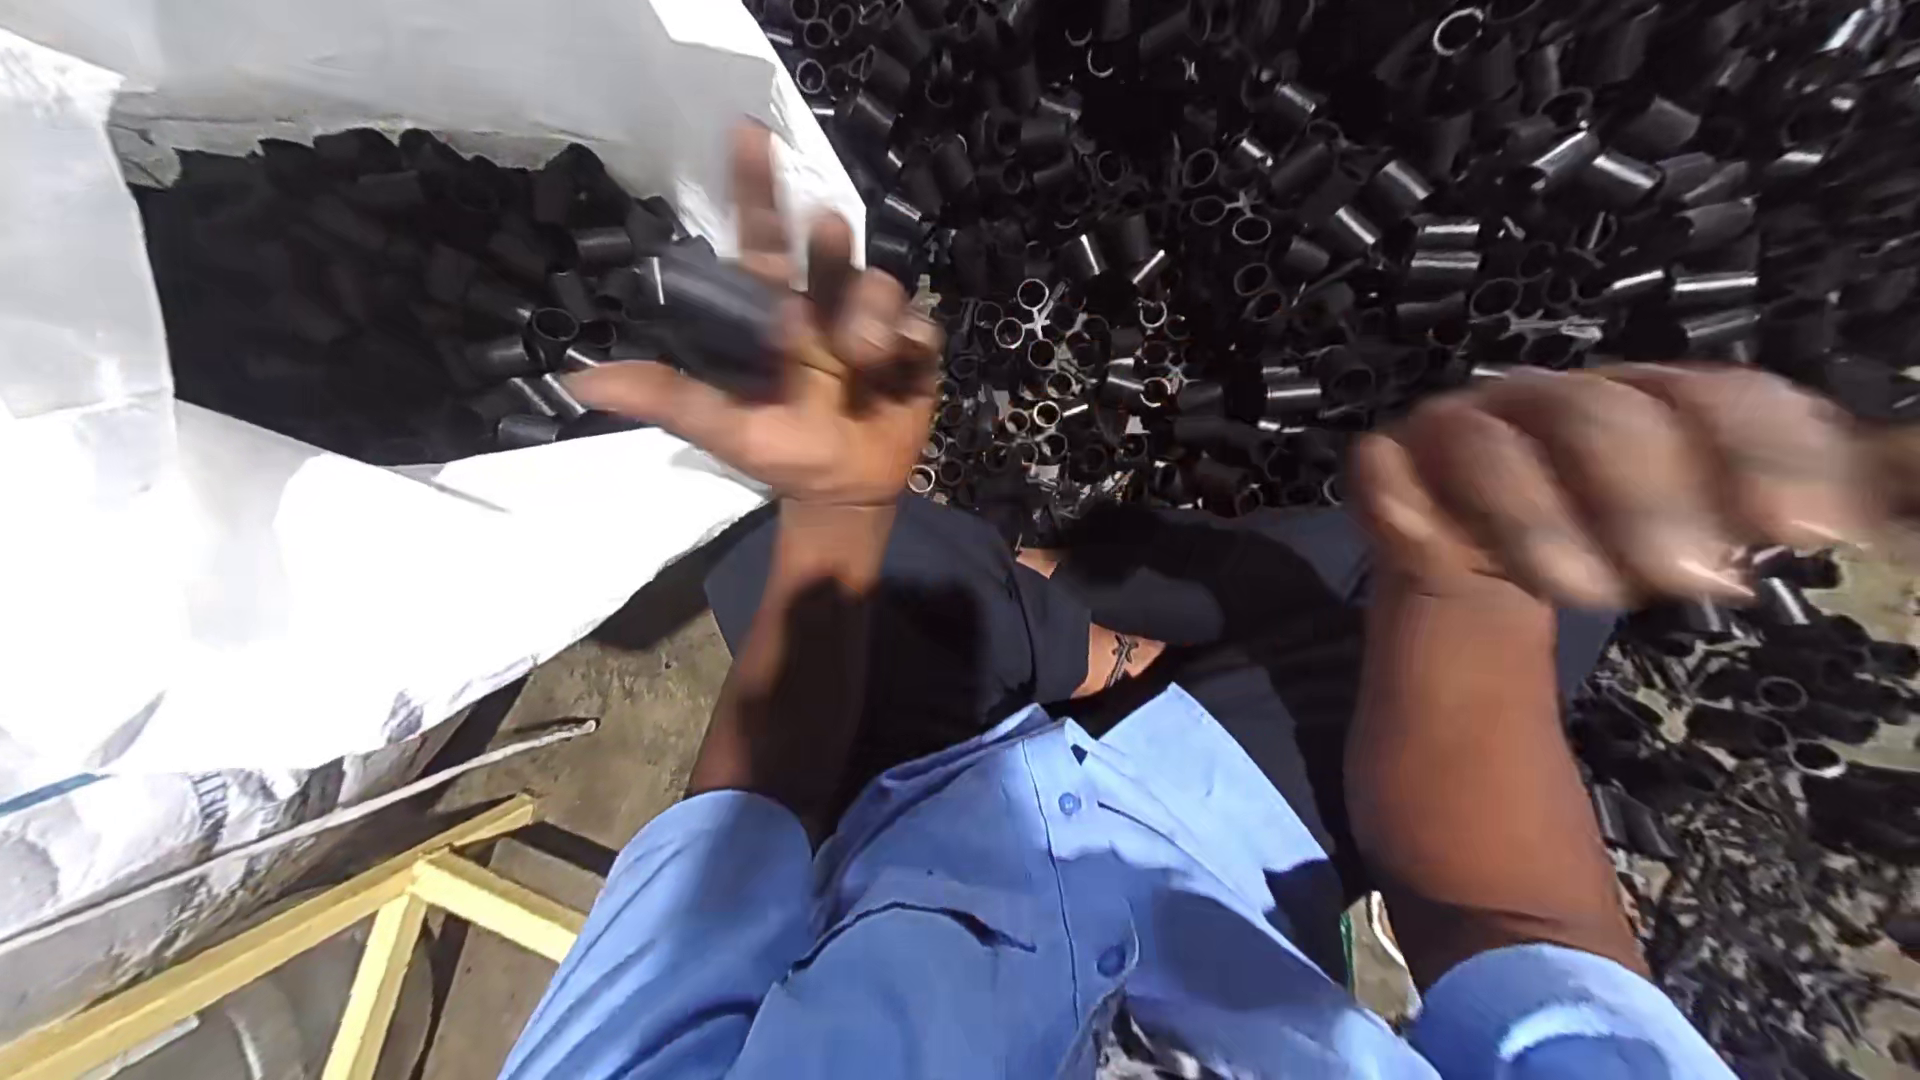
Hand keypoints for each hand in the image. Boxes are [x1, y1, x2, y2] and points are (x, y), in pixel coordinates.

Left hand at [565, 126, 939, 506]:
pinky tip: (898, 366)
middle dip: (829, 241)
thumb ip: (668, 398)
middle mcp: (824, 312)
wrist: (845, 494)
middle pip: (829, 251)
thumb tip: (580, 380)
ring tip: (862, 356)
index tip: (750, 135)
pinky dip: (910, 340)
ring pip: (879, 285)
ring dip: (870, 312)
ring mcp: (871, 330)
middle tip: (826, 230)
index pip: (765, 246)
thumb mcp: (724, 428)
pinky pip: (920, 327)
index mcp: (777, 319)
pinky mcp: (911, 353)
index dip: (757, 193)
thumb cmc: (784, 456)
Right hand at [1348, 364, 1876, 607]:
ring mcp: (1451, 427)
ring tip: (1579, 595)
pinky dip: (1405, 507)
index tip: (1807, 538)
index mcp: (1640, 396)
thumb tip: (1897, 493)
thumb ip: (1784, 511)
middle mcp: (1542, 398)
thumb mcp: (1706, 526)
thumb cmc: (1597, 536)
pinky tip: (1435, 553)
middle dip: (1643, 499)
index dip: (1764, 456)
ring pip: (1485, 448)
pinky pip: (1381, 471)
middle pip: (1592, 415)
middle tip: (1682, 584)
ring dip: (1533, 521)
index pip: (1713, 394)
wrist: (1480, 548)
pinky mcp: (1380, 463)